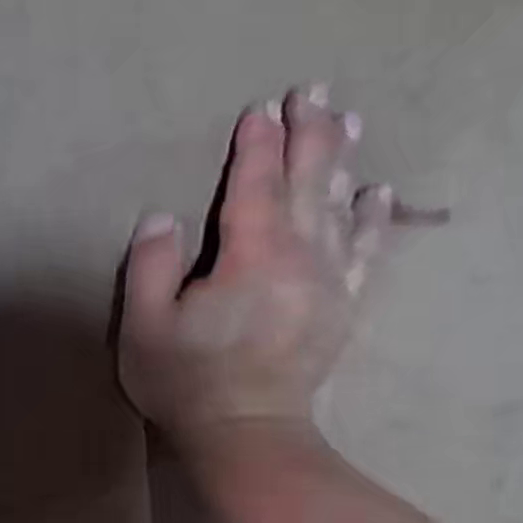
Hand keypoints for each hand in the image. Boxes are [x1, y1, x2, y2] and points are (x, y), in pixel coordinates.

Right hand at [119, 84, 392, 447]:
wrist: (245, 430)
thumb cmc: (181, 377)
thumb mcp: (145, 324)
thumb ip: (152, 266)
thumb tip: (162, 218)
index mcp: (251, 261)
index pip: (254, 191)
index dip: (256, 148)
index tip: (258, 109)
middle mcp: (302, 261)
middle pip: (309, 187)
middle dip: (309, 137)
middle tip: (313, 92)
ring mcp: (329, 282)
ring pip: (341, 208)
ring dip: (342, 162)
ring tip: (346, 122)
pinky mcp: (340, 304)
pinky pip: (365, 248)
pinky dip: (373, 215)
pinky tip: (378, 192)